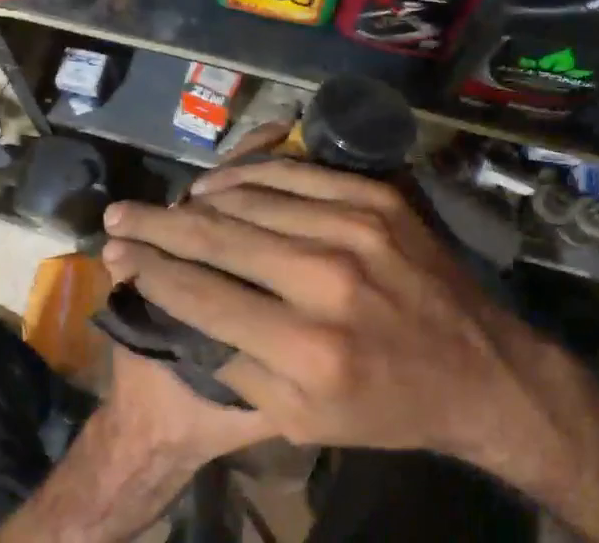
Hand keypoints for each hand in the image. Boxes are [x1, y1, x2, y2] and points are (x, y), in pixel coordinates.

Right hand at [100, 159, 555, 468]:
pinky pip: (294, 174)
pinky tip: (220, 182)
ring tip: (167, 202)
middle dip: (156, 224)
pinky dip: (249, 174)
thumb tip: (175, 308)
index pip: (203, 295)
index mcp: (308, 350)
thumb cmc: (386, 408)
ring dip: (198, 198)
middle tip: (117, 214)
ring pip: (250, 198)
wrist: (484, 372)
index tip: (114, 252)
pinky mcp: (377, 199)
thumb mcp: (303, 422)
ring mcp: (356, 229)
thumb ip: (235, 367)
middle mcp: (328, 280)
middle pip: (218, 237)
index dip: (149, 269)